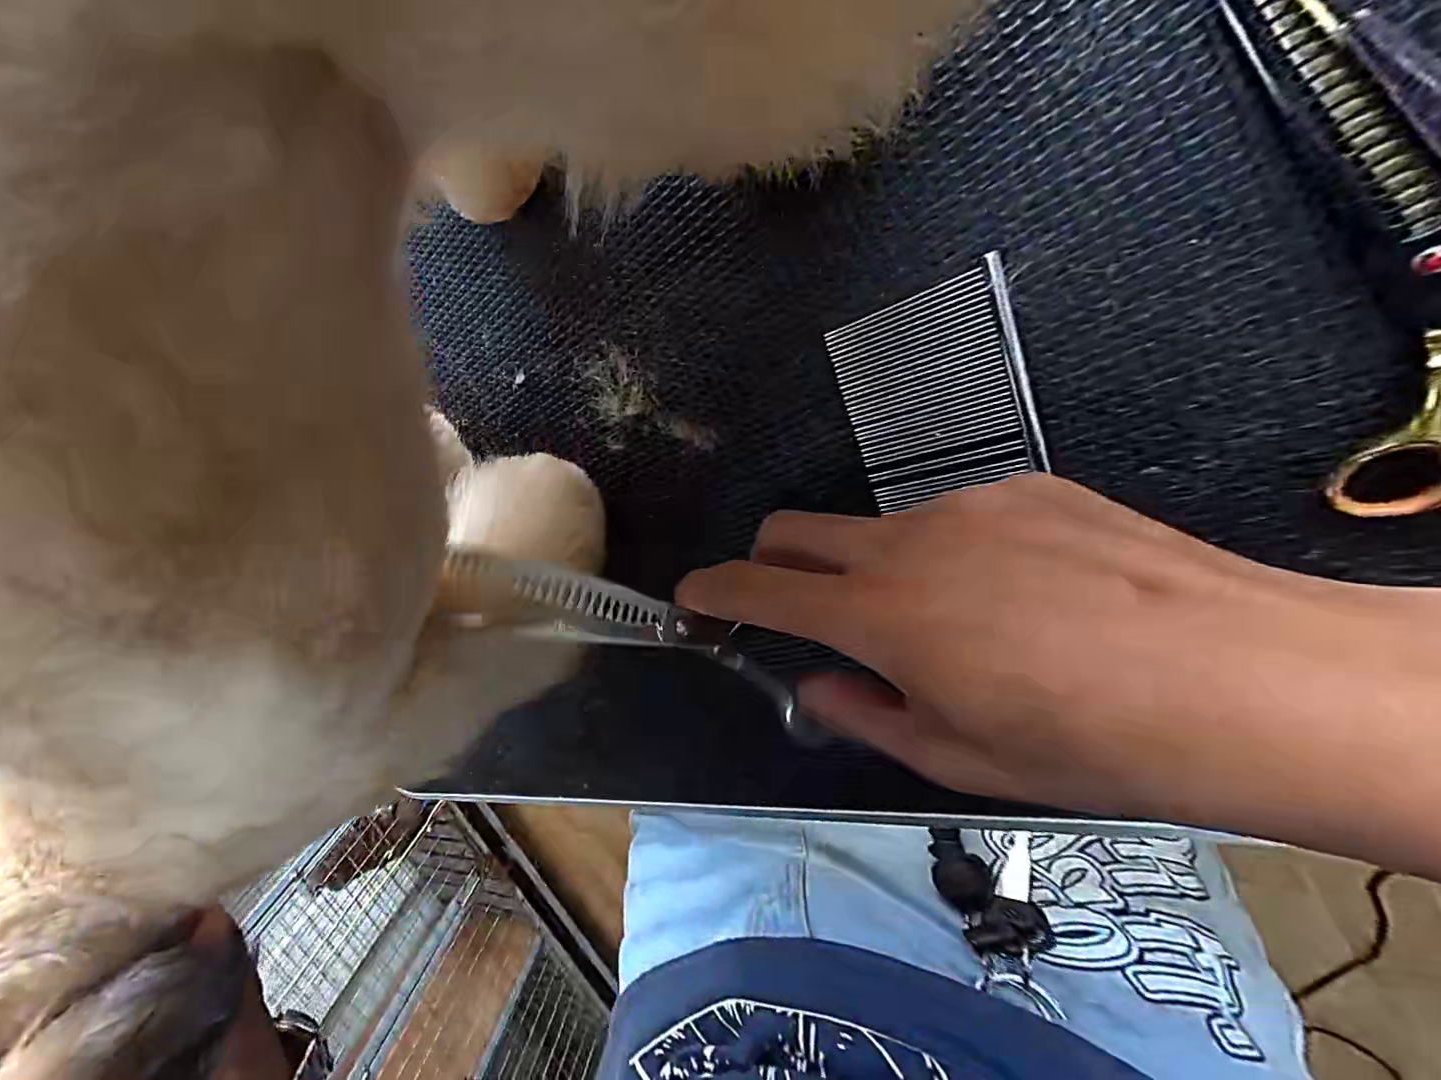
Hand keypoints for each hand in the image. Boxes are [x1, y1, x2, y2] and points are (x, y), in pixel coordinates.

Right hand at [676, 474, 1440, 873]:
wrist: (1269, 685)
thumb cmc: (1095, 743)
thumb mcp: (958, 756)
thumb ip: (862, 713)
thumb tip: (818, 683)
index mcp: (877, 614)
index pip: (755, 585)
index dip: (709, 589)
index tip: (691, 597)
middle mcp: (904, 543)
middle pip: (790, 528)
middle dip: (769, 563)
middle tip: (802, 607)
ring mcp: (965, 505)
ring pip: (876, 528)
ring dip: (875, 568)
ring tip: (957, 619)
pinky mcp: (1025, 487)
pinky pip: (953, 517)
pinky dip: (951, 552)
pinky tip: (1023, 592)